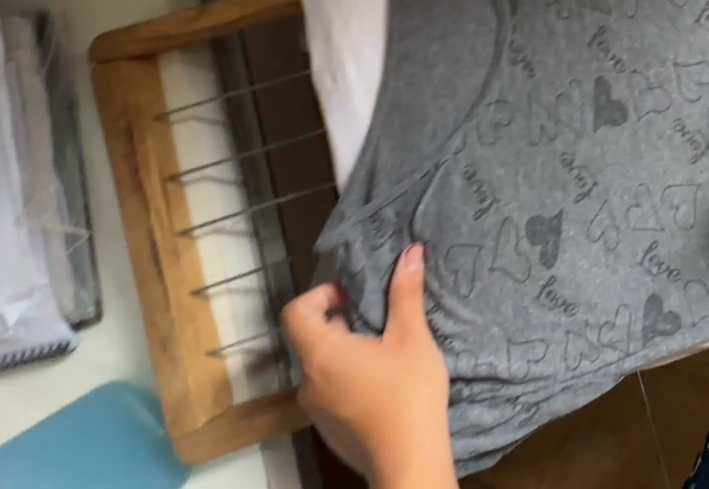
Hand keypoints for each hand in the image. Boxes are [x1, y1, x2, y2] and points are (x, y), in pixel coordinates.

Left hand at [281, 244, 456, 487]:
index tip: (355, 293)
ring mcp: (316, 408)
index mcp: (322, 354)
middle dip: (346, 319)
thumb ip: (406, 292)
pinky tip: (388, 379)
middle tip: (384, 315)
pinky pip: (333, 387)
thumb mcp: (412, 335)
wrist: (408, 458)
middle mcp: (308, 381)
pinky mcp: (330, 426)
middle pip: (313, 337)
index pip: (295, 312)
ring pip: (325, 363)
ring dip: (351, 347)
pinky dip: (353, 373)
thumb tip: (411, 251)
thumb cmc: (407, 391)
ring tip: (391, 346)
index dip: (321, 294)